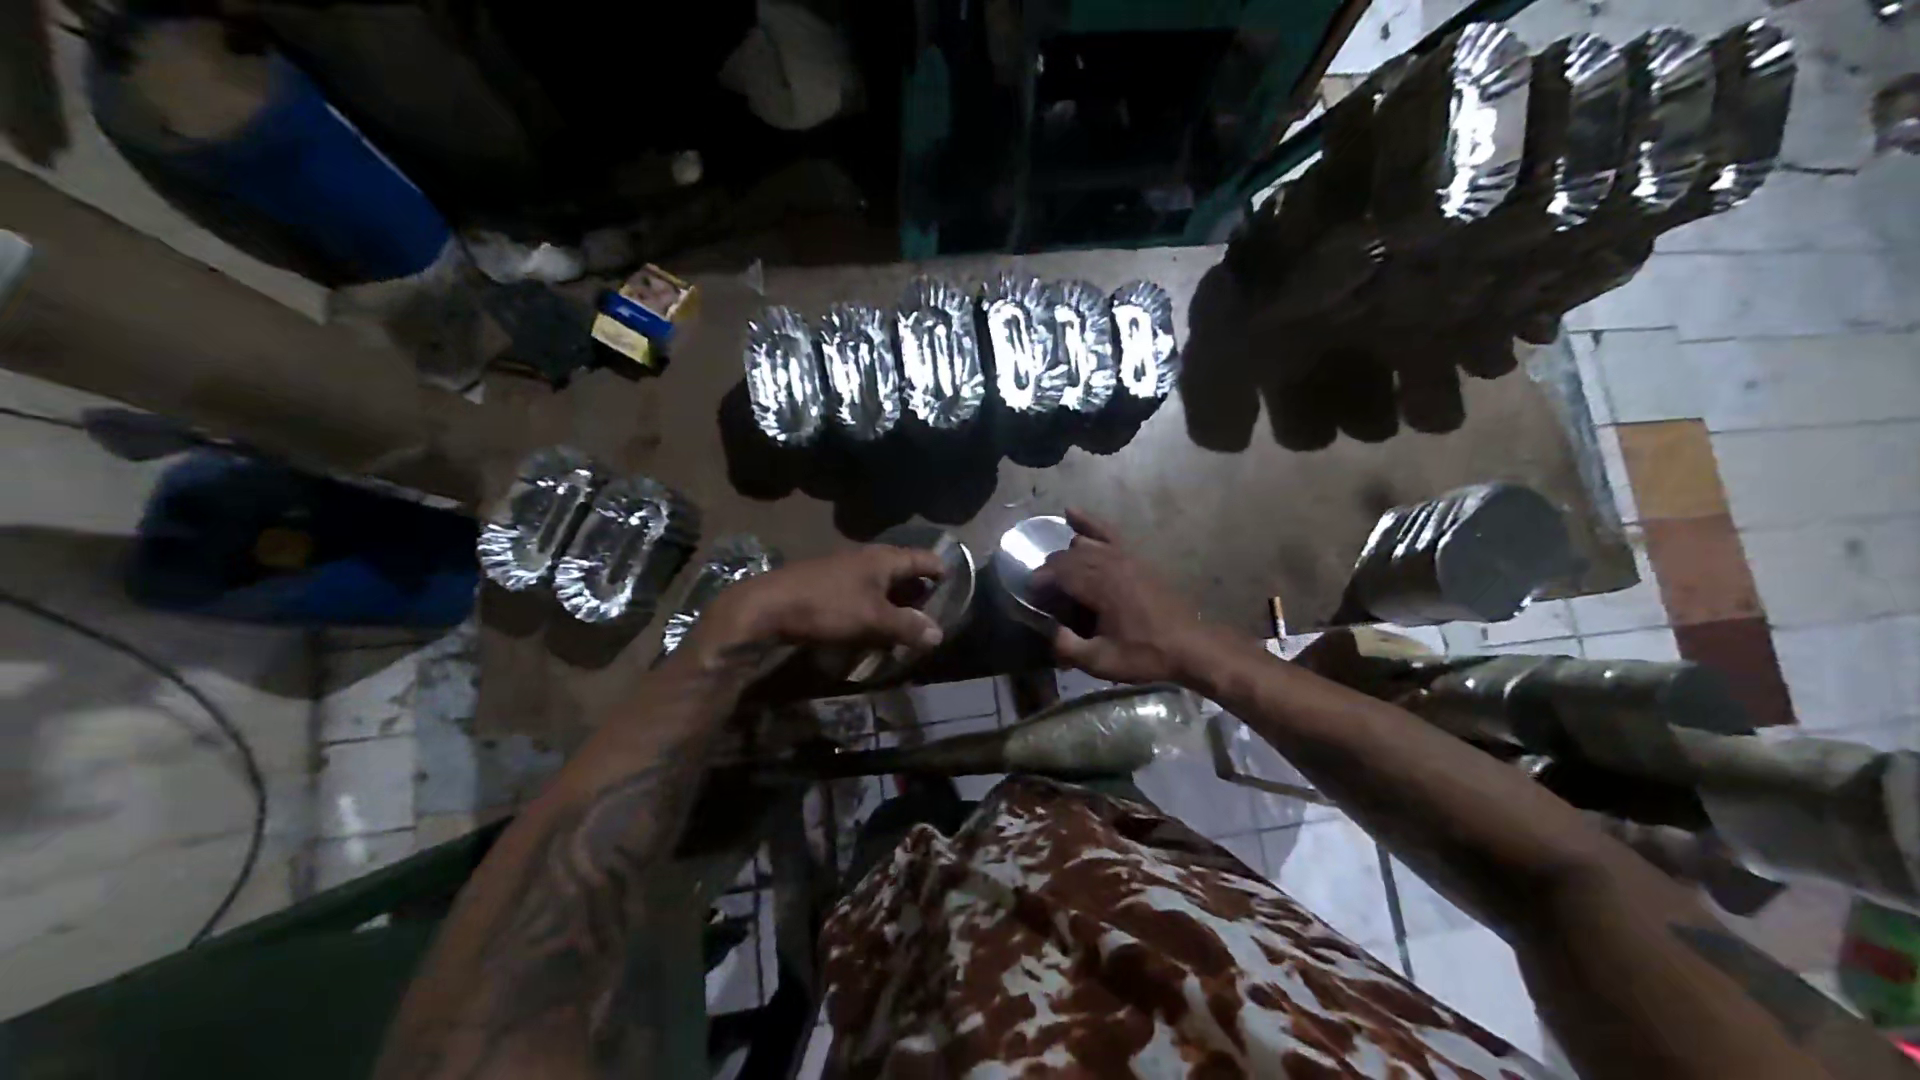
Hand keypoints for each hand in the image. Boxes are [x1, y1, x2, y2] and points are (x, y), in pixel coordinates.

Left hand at [698, 544, 946, 651]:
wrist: (767, 607)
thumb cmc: (827, 607)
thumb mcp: (873, 620)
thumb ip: (908, 627)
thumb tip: (938, 634)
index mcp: (884, 558)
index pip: (925, 558)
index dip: (943, 571)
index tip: (957, 587)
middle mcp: (867, 557)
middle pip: (904, 570)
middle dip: (920, 590)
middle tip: (935, 612)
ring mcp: (845, 568)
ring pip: (882, 582)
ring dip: (897, 600)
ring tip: (908, 623)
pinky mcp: (828, 583)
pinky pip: (863, 591)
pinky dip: (876, 605)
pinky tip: (874, 625)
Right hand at [1032, 508, 1222, 683]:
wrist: (1191, 646)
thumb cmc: (1146, 654)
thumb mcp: (1102, 661)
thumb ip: (1068, 647)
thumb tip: (1048, 631)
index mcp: (1100, 586)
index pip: (1057, 573)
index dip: (1039, 583)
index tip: (1031, 597)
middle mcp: (1109, 563)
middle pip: (1067, 557)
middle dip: (1050, 572)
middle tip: (1044, 594)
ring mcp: (1124, 556)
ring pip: (1083, 545)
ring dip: (1066, 556)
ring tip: (1060, 576)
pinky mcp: (1135, 557)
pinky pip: (1107, 532)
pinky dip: (1087, 522)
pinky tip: (1071, 512)